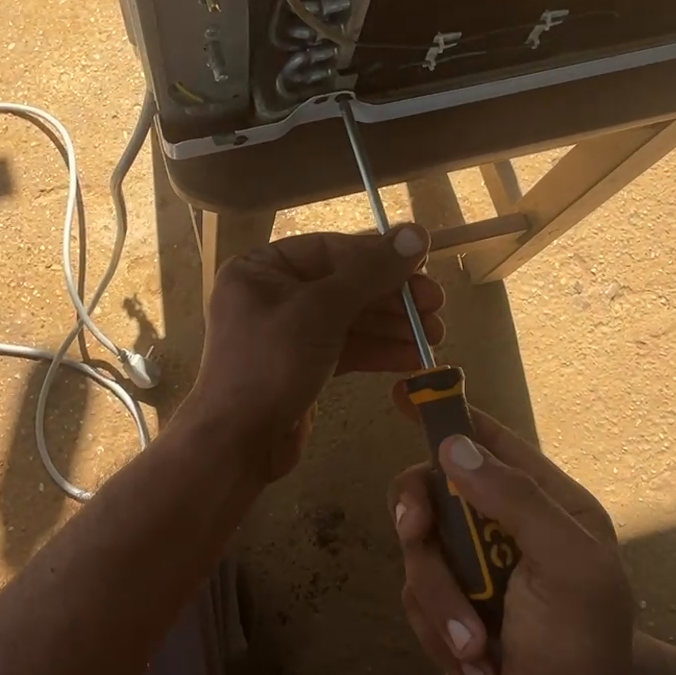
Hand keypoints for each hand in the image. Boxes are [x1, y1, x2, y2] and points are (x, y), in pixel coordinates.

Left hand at [181, 226, 444, 482]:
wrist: (239, 442)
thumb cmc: (271, 364)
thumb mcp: (321, 311)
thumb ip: (370, 272)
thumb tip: (416, 232)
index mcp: (260, 269)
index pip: (328, 250)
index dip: (377, 256)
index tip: (422, 262)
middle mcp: (271, 294)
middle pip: (343, 284)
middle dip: (391, 296)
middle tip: (436, 305)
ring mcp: (287, 331)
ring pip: (349, 318)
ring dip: (393, 325)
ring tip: (435, 334)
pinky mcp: (302, 364)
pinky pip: (346, 347)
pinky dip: (378, 350)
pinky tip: (416, 358)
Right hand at [388, 404, 651, 674]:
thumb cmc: (581, 653)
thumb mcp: (569, 568)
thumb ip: (517, 500)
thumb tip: (454, 444)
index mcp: (546, 505)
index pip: (491, 441)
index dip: (448, 414)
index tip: (402, 395)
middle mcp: (502, 525)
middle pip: (431, 483)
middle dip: (420, 513)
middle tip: (415, 532)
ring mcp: (470, 564)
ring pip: (416, 542)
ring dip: (440, 596)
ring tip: (474, 641)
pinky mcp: (444, 601)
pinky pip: (411, 590)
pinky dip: (437, 626)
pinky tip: (473, 659)